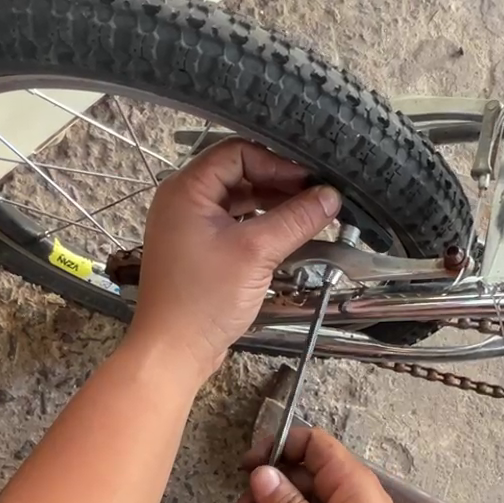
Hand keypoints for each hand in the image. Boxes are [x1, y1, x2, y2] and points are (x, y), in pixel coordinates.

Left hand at [127, 139, 339, 380]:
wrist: (175, 350)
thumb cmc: (201, 301)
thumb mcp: (256, 252)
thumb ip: (295, 220)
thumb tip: (329, 198)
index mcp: (186, 190)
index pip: (237, 152)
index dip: (277, 163)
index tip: (309, 179)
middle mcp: (184, 203)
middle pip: (239, 175)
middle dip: (279, 184)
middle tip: (315, 197)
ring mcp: (190, 229)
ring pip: (239, 203)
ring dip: (273, 207)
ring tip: (307, 217)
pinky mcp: (200, 253)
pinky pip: (235, 227)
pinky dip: (261, 228)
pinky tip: (287, 238)